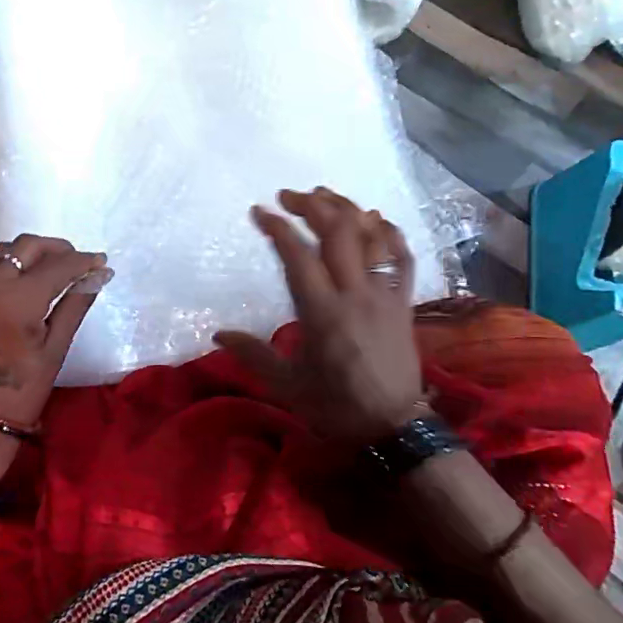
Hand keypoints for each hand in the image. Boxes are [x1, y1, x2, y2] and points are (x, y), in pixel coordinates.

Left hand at [0, 235, 110, 427]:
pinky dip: (6, 265)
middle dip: (56, 249)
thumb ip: (76, 304)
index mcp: (19, 298)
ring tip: (50, 268)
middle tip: (76, 262)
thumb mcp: (57, 345)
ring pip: (2, 251)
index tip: (100, 262)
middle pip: (27, 246)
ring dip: (28, 253)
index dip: (83, 262)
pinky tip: (22, 281)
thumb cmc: (26, 385)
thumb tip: (99, 275)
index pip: (58, 266)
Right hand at [216, 188, 426, 443]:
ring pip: (371, 237)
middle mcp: (356, 295)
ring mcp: (385, 295)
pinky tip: (375, 219)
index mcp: (322, 314)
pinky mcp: (404, 303)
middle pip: (338, 232)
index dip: (277, 228)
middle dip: (313, 205)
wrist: (393, 427)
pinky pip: (402, 257)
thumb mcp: (286, 386)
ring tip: (326, 196)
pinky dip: (389, 232)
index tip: (259, 211)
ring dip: (348, 209)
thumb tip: (218, 335)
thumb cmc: (335, 407)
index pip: (298, 256)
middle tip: (290, 196)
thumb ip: (253, 355)